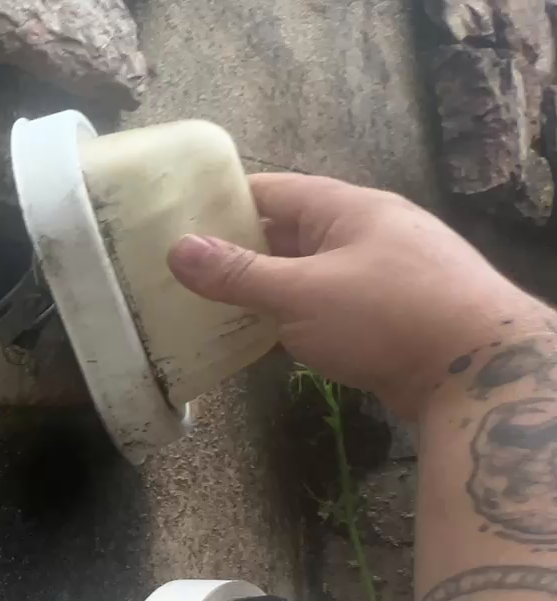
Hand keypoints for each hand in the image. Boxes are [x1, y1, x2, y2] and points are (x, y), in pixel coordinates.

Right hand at [166, 173, 546, 417]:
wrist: (475, 368)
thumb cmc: (387, 316)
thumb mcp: (301, 292)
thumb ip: (236, 273)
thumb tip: (177, 249)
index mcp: (349, 211)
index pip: (274, 190)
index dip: (222, 198)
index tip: (171, 216)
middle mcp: (360, 233)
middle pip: (279, 231)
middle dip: (225, 247)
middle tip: (168, 266)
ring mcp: (367, 272)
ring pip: (290, 269)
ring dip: (246, 284)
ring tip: (192, 300)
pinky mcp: (368, 310)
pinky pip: (304, 300)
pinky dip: (269, 310)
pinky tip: (239, 330)